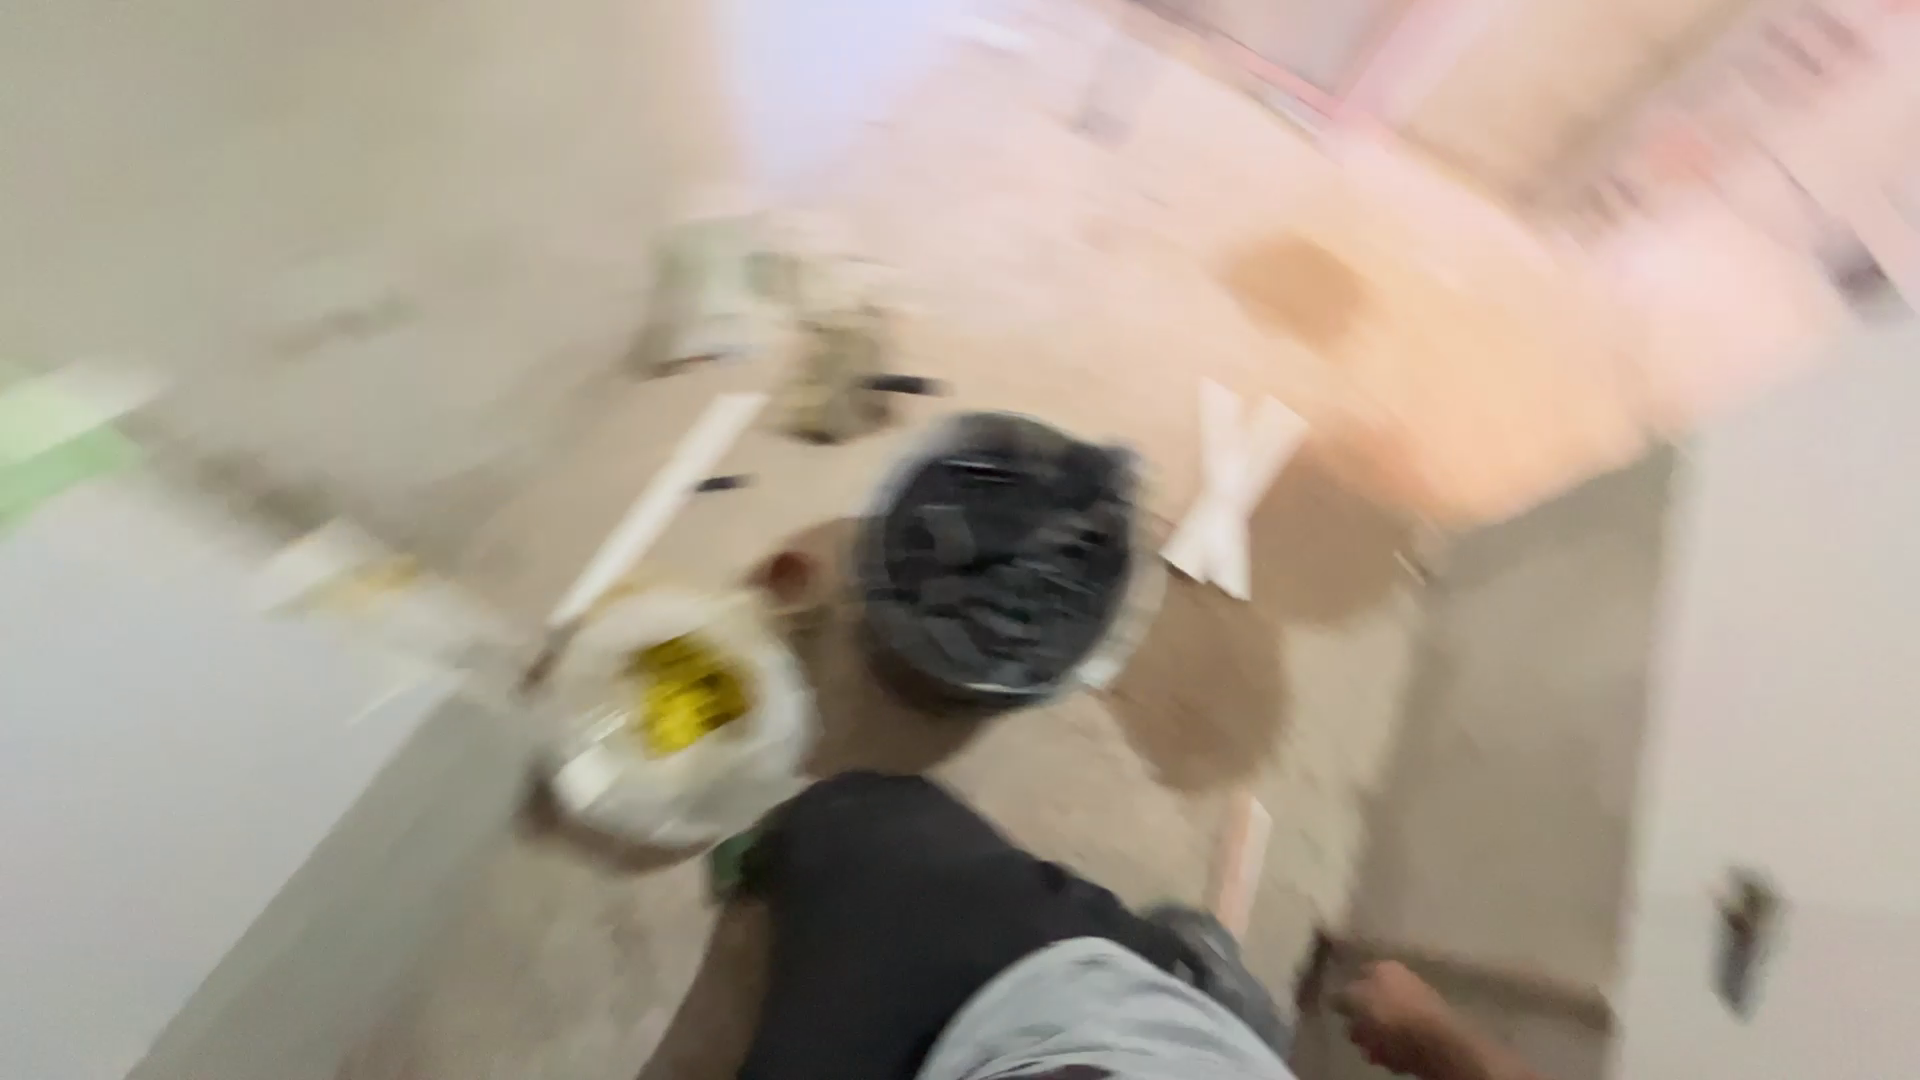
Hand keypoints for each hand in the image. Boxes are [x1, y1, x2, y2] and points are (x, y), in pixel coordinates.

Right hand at [1333, 962, 1457, 1076]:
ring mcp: (1419, 1005)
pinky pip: (1404, 1038)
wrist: (1438, 1045)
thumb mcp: (1354, 1000)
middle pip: (1373, 999)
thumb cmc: (1391, 1014)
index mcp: (1384, 966)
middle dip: (1361, 1019)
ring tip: (1368, 1051)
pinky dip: (1393, 1047)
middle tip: (1353, 1034)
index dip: (1345, 990)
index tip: (1338, 1010)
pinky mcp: (1430, 1031)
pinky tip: (1387, 1058)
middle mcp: (1403, 980)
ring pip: (1388, 1021)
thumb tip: (1332, 997)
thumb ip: (1340, 996)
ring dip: (1375, 1036)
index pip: (1358, 972)